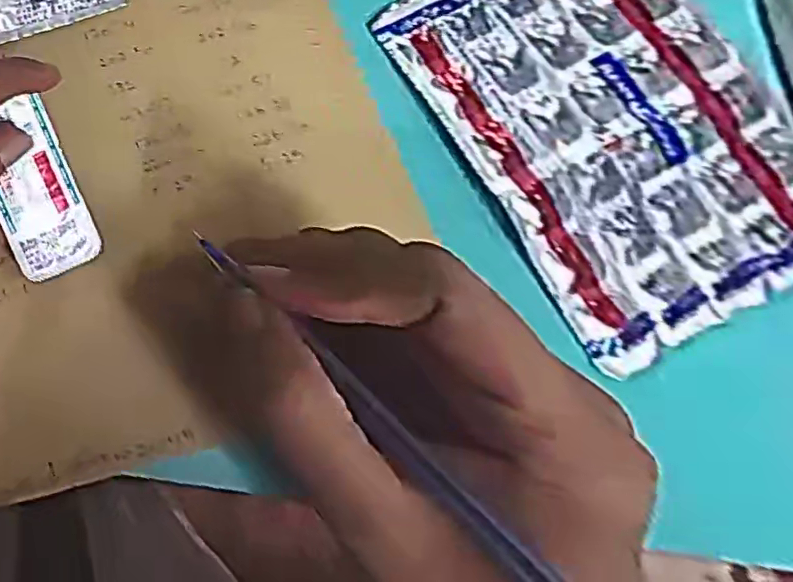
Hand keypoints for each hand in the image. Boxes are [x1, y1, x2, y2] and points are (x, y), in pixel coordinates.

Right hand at [219, 228, 653, 581]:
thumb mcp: (378, 526)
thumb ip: (306, 417)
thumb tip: (241, 300)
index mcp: (562, 421)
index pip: (446, 296)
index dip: (342, 275)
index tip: (256, 281)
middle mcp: (538, 377)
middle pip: (414, 277)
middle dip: (313, 268)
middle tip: (232, 272)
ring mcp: (495, 371)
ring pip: (391, 280)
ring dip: (308, 275)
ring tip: (244, 288)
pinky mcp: (449, 374)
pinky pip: (375, 310)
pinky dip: (313, 300)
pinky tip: (275, 310)